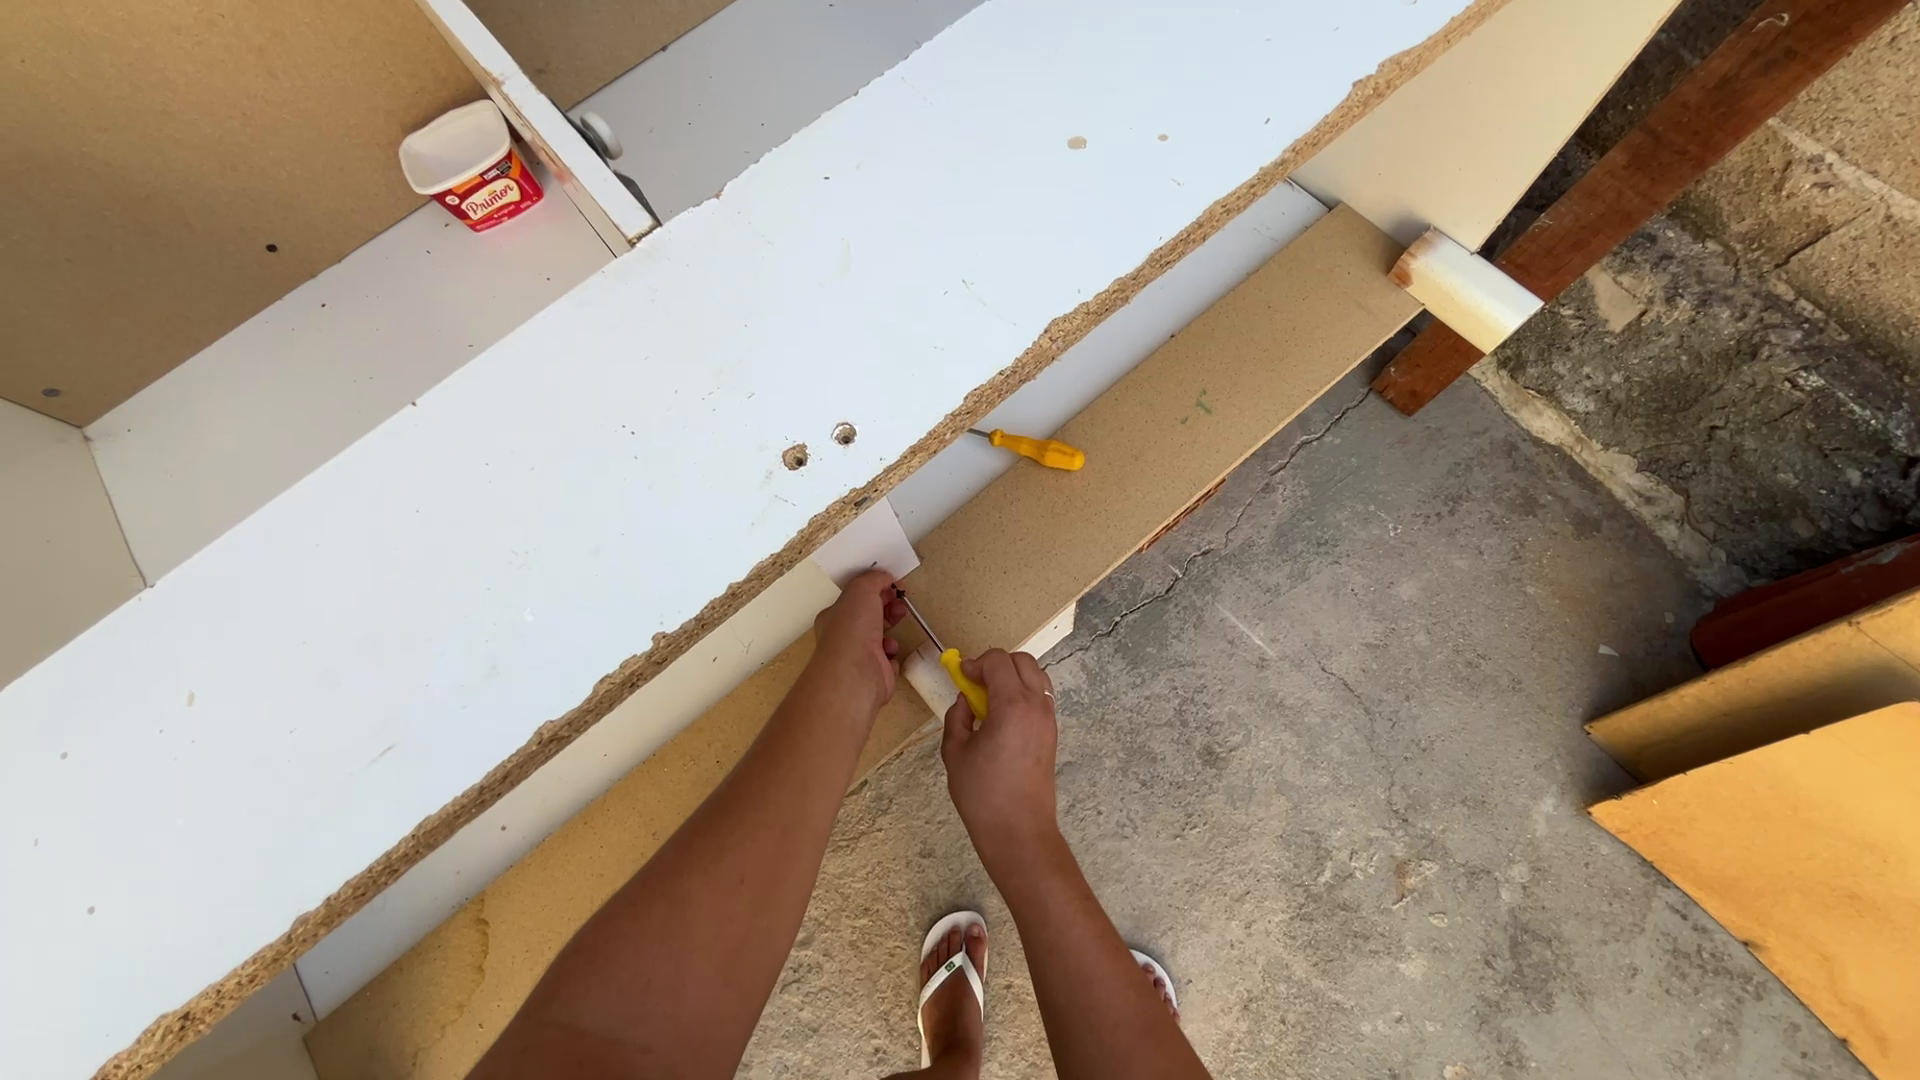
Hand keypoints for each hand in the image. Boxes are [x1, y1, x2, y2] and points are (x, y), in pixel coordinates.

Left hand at [806, 569, 907, 715]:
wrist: (857, 674)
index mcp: (834, 616)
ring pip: (880, 639)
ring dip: (890, 632)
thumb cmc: (854, 629)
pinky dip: (893, 655)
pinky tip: (890, 653)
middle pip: (869, 617)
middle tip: (899, 606)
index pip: (855, 599)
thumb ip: (873, 579)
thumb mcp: (861, 590)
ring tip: (894, 629)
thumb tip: (884, 577)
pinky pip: (888, 660)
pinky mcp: (875, 675)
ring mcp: (858, 658)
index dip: (875, 590)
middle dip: (887, 609)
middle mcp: (843, 637)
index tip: (893, 587)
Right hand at [940, 649, 1061, 871]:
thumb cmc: (983, 794)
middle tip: (976, 682)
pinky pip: (1041, 696)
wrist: (1019, 830)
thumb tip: (965, 701)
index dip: (976, 663)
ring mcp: (1048, 719)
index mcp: (1012, 705)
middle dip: (996, 663)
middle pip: (1022, 660)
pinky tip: (1003, 716)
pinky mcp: (1052, 733)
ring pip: (1036, 675)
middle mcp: (1036, 705)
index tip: (961, 676)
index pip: (998, 661)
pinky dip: (1024, 692)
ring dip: (1013, 676)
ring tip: (990, 698)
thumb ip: (957, 717)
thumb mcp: (956, 752)